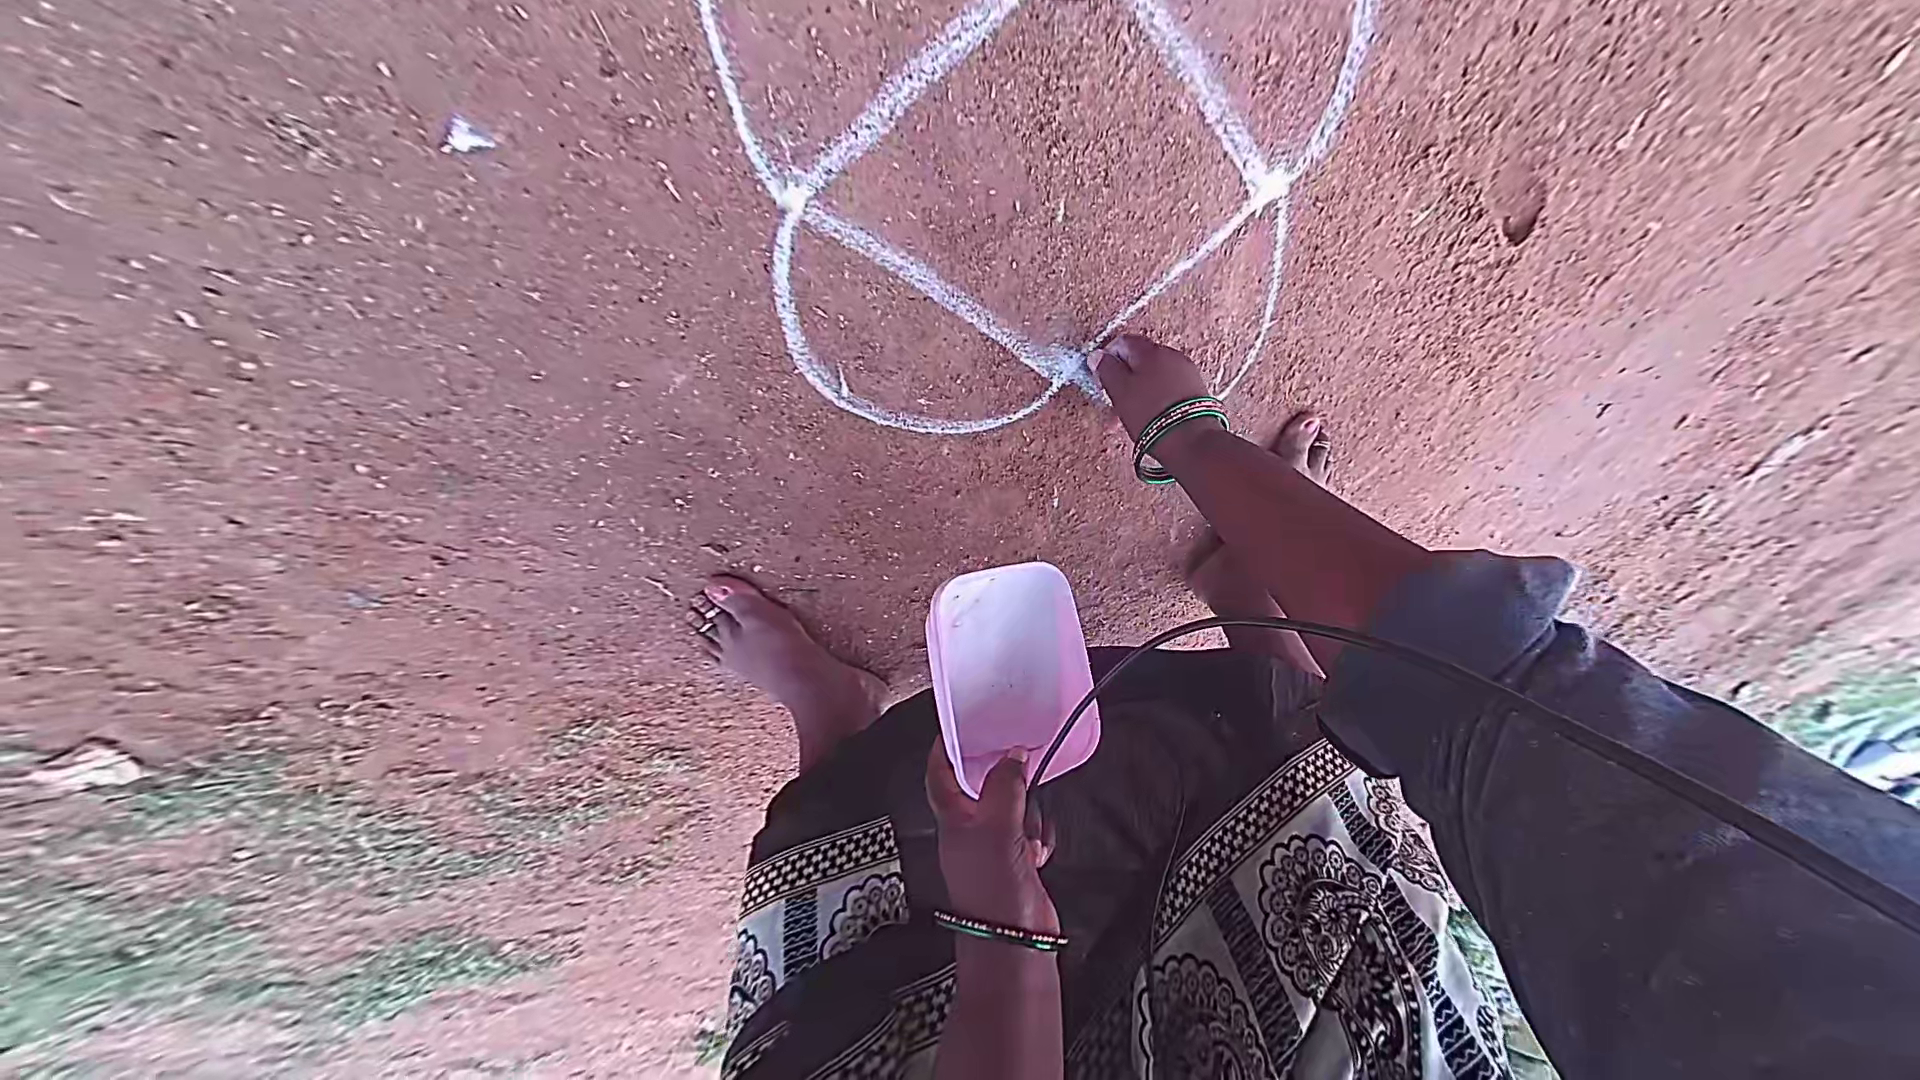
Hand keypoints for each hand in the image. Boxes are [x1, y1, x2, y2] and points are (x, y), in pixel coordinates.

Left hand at [926, 744, 1059, 933]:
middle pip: (980, 787)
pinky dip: (1037, 836)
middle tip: (1017, 765)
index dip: (944, 749)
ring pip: (1009, 808)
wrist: (1016, 942)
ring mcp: (992, 846)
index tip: (957, 727)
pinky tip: (1039, 850)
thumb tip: (1013, 754)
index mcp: (952, 818)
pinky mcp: (1015, 860)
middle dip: (1002, 779)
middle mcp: (969, 829)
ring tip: (1028, 829)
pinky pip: (1028, 833)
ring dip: (1025, 812)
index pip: (939, 774)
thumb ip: (1005, 784)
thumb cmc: (993, 888)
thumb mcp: (997, 825)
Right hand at [1090, 333, 1213, 440]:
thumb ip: (1107, 370)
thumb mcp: (1120, 391)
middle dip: (1123, 378)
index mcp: (1150, 351)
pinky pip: (1168, 389)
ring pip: (1153, 376)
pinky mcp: (1194, 390)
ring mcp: (1185, 372)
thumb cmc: (1151, 415)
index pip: (1122, 342)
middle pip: (1139, 360)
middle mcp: (1171, 355)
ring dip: (1138, 391)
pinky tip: (1150, 417)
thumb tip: (1097, 355)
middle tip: (1113, 401)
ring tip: (1130, 415)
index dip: (1107, 359)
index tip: (1101, 378)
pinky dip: (1155, 399)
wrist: (1190, 440)